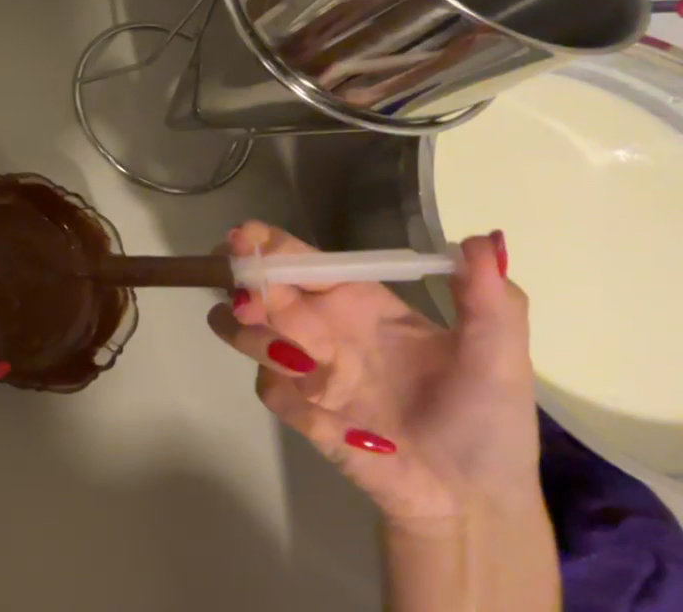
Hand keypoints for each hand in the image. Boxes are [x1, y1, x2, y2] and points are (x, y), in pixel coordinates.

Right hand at [206, 221, 538, 522]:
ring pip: (237, 327)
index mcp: (358, 302)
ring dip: (247, 334)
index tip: (246, 238)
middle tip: (251, 300)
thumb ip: (490, 300)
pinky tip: (335, 422)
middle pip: (253, 285)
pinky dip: (293, 398)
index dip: (268, 244)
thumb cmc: (486, 423)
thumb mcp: (501, 359)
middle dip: (240, 283)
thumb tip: (483, 240)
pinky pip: (268, 386)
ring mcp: (300, 365)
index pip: (301, 259)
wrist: (472, 500)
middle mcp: (319, 325)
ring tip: (290, 358)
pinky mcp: (294, 406)